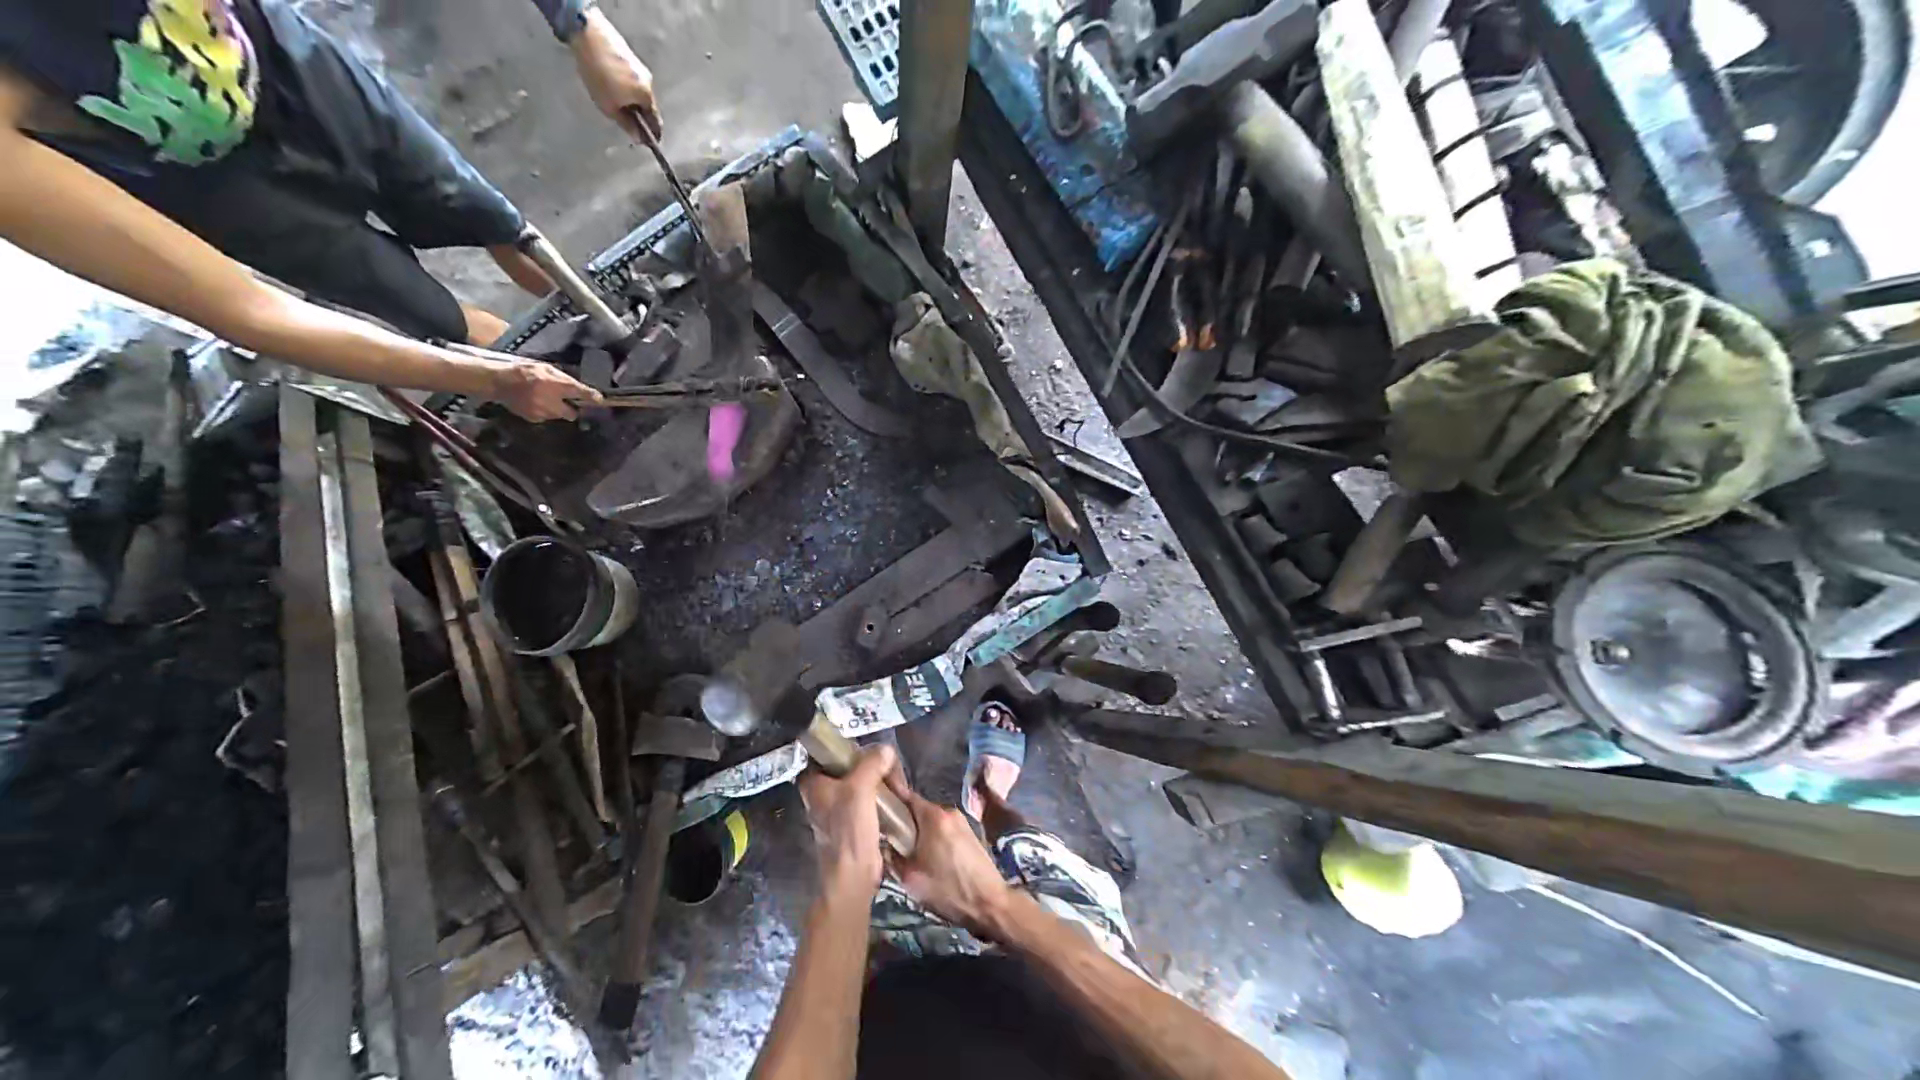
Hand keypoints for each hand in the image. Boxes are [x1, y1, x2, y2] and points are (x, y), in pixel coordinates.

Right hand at [491, 359, 600, 420]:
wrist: (497, 382)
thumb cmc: (523, 371)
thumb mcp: (546, 368)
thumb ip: (564, 378)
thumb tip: (579, 385)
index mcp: (557, 385)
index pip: (581, 393)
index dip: (592, 397)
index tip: (599, 399)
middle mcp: (553, 402)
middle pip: (573, 413)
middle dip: (572, 408)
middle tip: (567, 400)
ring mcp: (543, 413)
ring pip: (559, 416)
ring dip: (558, 410)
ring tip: (547, 399)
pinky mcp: (534, 419)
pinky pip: (547, 417)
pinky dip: (546, 412)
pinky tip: (537, 403)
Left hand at [571, 8, 662, 141]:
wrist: (588, 34)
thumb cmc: (599, 75)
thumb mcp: (609, 107)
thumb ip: (627, 125)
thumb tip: (639, 139)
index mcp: (647, 97)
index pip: (656, 123)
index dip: (651, 135)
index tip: (645, 142)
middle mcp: (649, 83)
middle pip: (648, 107)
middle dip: (640, 115)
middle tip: (626, 121)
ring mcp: (640, 68)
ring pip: (639, 92)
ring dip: (632, 100)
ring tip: (615, 100)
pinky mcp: (630, 57)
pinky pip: (632, 79)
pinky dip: (626, 87)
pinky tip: (612, 84)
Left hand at [797, 745, 897, 904]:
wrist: (853, 875)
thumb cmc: (849, 831)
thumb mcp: (860, 789)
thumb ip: (872, 764)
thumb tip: (886, 750)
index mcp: (812, 780)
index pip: (833, 750)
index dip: (854, 747)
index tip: (876, 753)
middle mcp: (821, 790)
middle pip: (851, 763)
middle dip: (874, 766)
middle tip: (892, 773)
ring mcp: (836, 805)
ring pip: (862, 779)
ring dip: (881, 780)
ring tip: (897, 788)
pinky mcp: (851, 818)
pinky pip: (868, 795)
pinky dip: (881, 794)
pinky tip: (894, 798)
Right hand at [883, 776, 1018, 937]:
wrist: (989, 903)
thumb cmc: (948, 890)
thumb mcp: (911, 878)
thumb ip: (893, 857)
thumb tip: (883, 843)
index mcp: (933, 816)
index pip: (905, 795)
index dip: (889, 797)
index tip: (876, 802)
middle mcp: (948, 811)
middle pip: (918, 808)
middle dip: (904, 820)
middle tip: (889, 836)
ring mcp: (961, 820)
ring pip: (931, 819)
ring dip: (920, 830)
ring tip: (909, 850)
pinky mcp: (969, 832)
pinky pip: (943, 827)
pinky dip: (933, 836)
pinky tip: (929, 855)